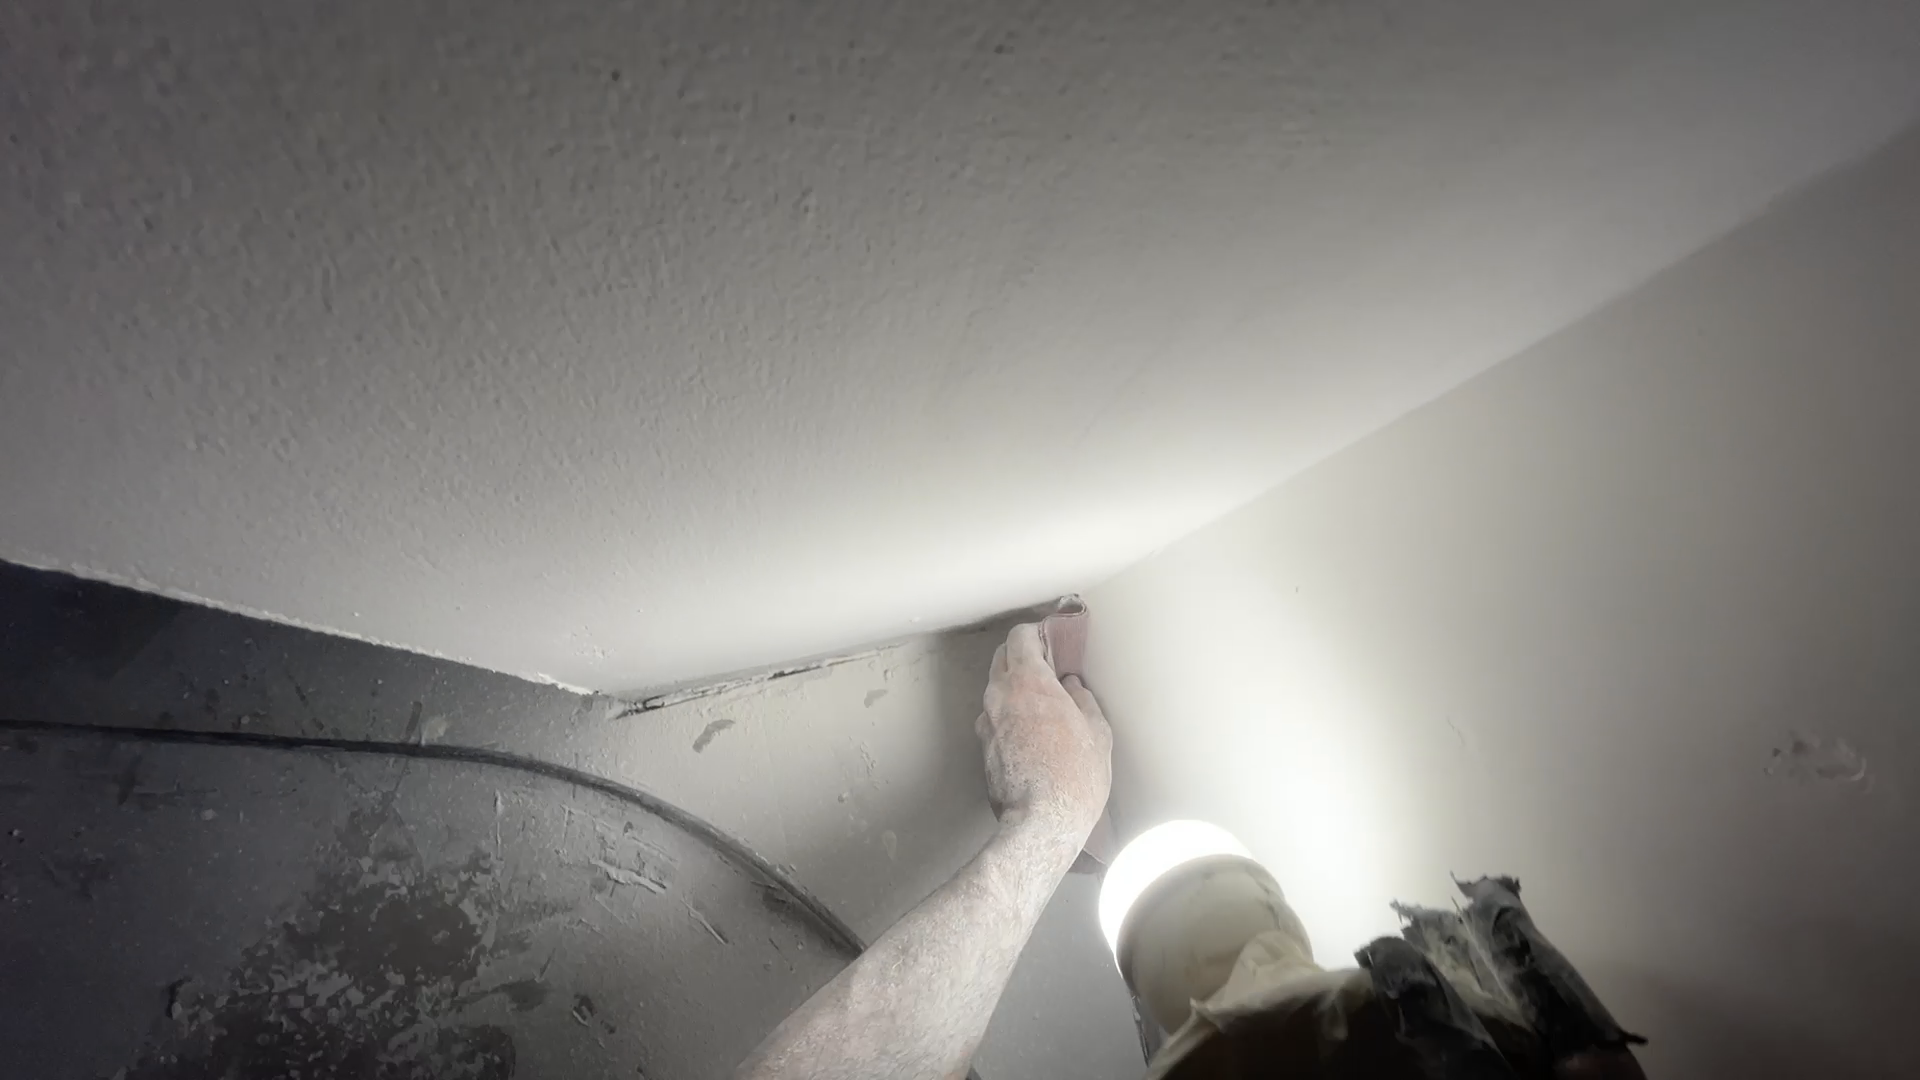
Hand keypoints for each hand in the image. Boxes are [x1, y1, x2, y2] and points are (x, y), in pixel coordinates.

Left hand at [975, 623, 1112, 840]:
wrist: (1040, 824)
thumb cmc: (1074, 776)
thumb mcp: (1096, 731)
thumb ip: (1081, 698)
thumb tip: (1071, 686)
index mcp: (1028, 681)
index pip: (1020, 637)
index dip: (1036, 633)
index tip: (1051, 640)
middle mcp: (1000, 695)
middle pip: (1002, 656)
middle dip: (1021, 654)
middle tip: (1047, 666)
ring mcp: (986, 720)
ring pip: (995, 686)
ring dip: (1013, 684)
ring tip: (1040, 701)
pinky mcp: (982, 745)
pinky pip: (993, 715)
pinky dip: (1007, 711)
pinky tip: (1028, 729)